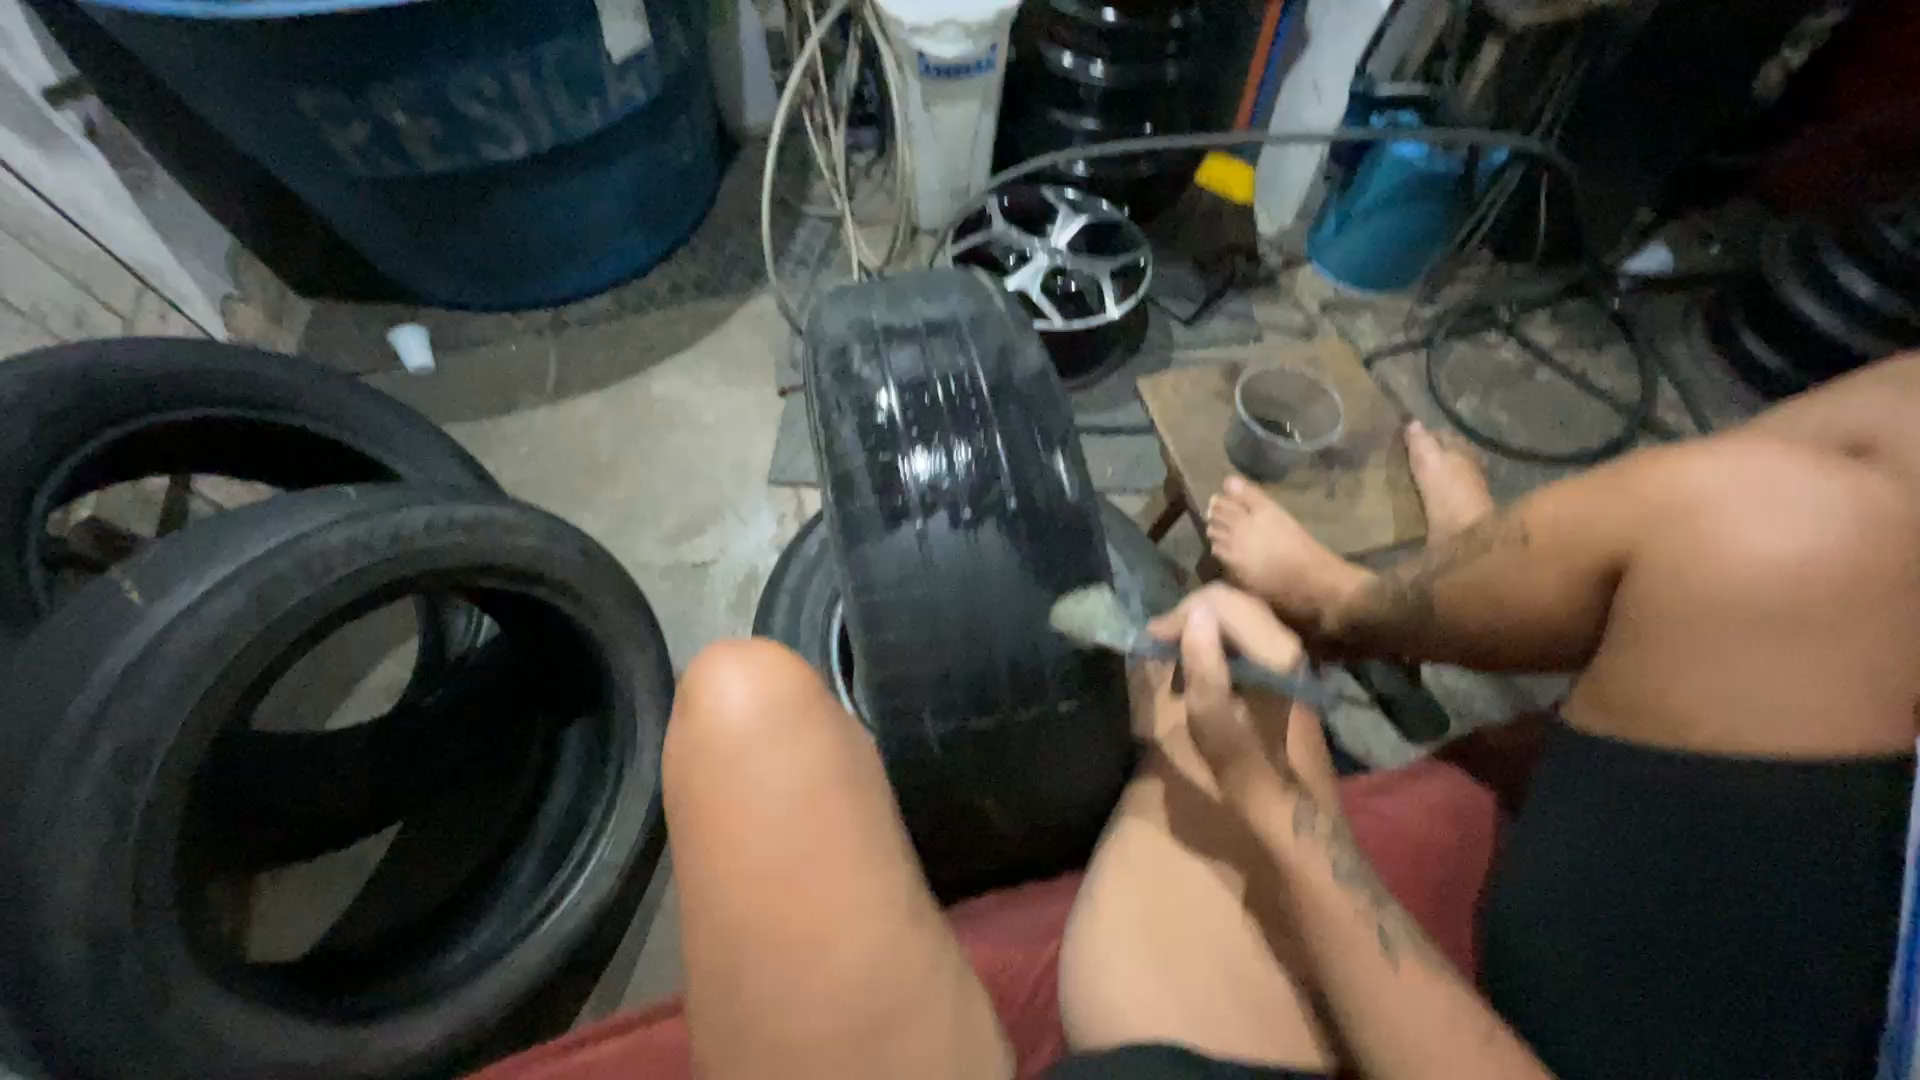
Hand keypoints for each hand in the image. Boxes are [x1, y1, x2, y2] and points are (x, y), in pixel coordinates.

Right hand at [1147, 585, 1336, 807]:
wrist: (1295, 813)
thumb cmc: (1247, 770)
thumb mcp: (1212, 719)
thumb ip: (1202, 663)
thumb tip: (1193, 614)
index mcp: (1274, 652)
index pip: (1222, 603)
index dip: (1181, 614)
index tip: (1151, 639)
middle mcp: (1289, 645)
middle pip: (1233, 604)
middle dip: (1189, 618)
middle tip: (1157, 644)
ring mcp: (1292, 658)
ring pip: (1241, 619)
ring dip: (1202, 630)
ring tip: (1174, 657)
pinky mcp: (1289, 672)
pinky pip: (1248, 637)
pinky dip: (1218, 644)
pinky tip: (1200, 670)